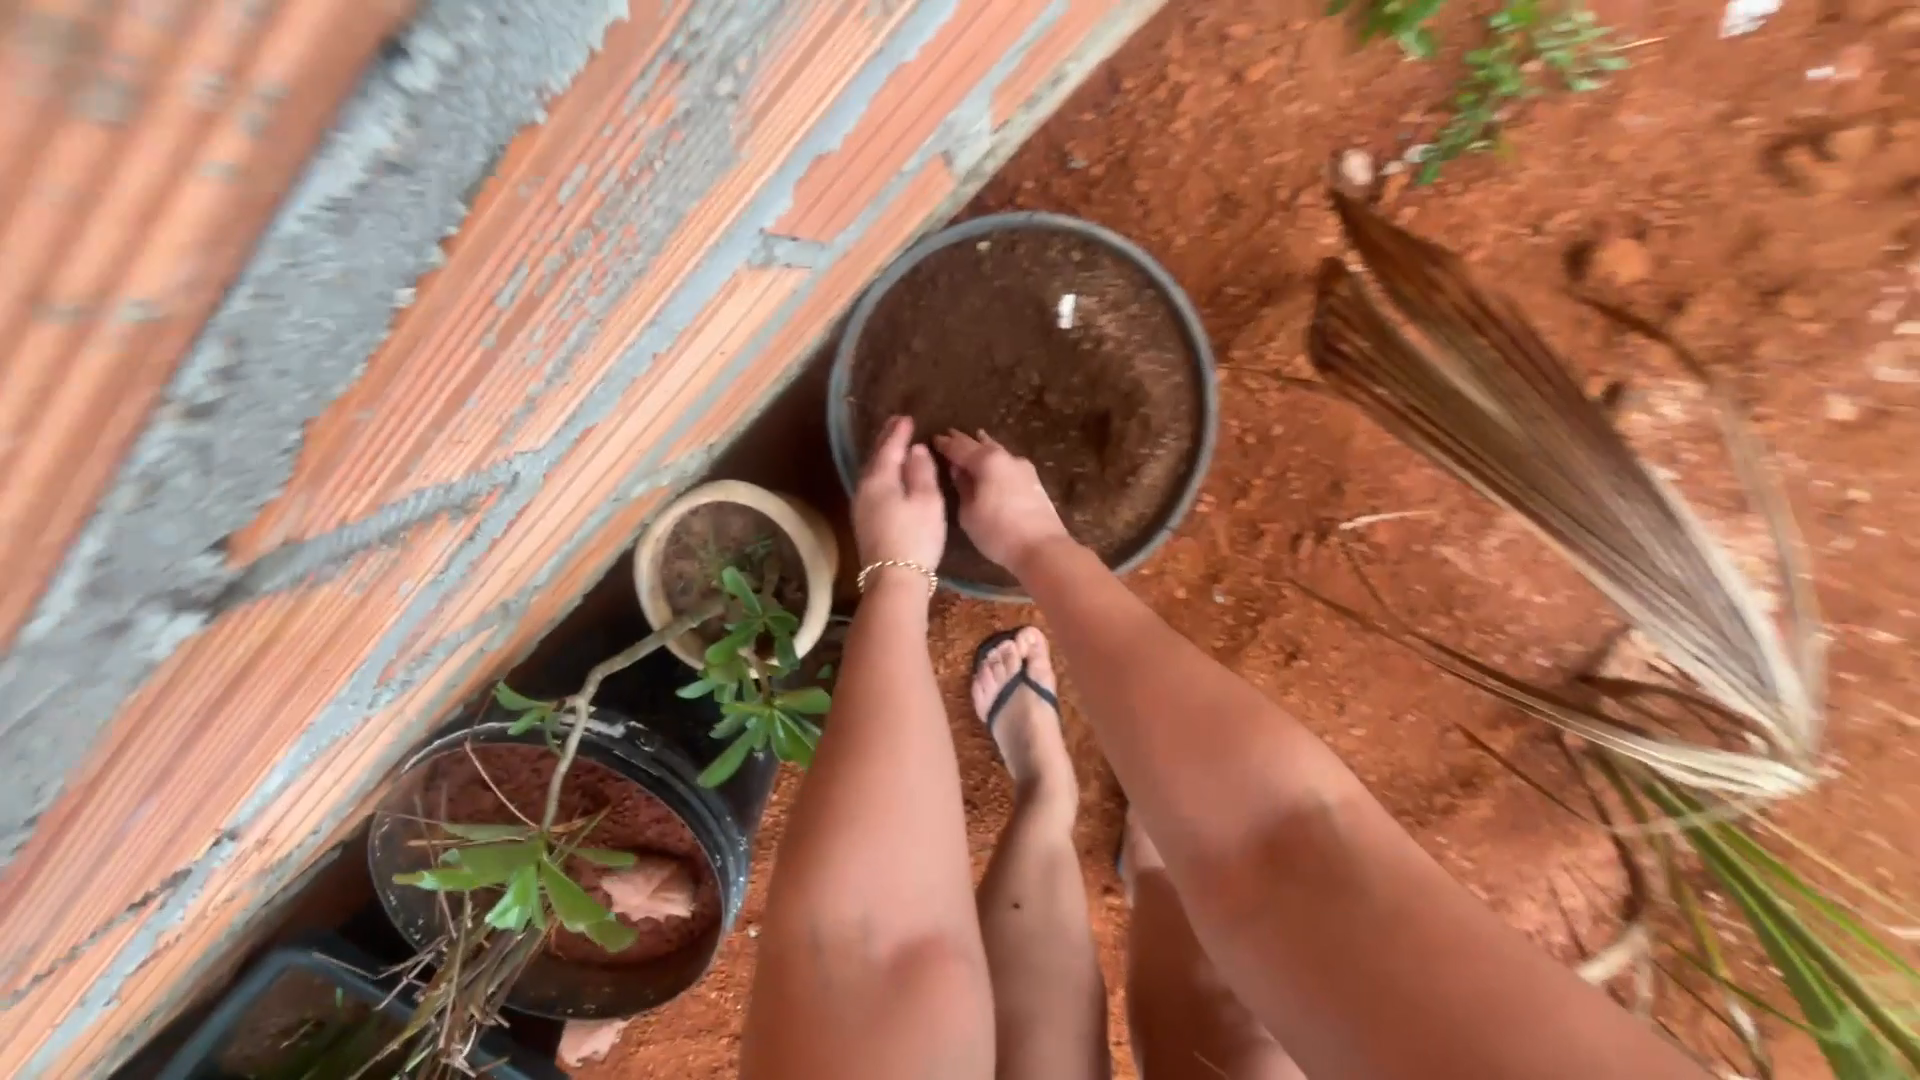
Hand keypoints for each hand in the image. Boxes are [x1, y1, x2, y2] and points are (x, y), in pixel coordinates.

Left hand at [853, 416, 945, 570]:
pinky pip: (872, 489)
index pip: (889, 448)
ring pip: (872, 474)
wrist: (893, 580)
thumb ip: (921, 472)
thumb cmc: (915, 537)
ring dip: (882, 458)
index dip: (898, 432)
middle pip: (875, 459)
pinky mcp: (864, 524)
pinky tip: (888, 479)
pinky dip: (881, 476)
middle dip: (886, 441)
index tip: (906, 418)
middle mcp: (864, 490)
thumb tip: (915, 450)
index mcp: (879, 479)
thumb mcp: (927, 501)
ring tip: (893, 447)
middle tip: (896, 425)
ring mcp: (861, 508)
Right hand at [930, 429, 1070, 571]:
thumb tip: (958, 470)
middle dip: (964, 440)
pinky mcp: (1034, 481)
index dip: (945, 444)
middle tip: (949, 434)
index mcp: (986, 461)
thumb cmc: (997, 532)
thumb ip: (962, 487)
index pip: (959, 447)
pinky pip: (1007, 463)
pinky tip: (994, 464)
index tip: (933, 438)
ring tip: (975, 440)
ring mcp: (1023, 468)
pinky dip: (996, 460)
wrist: (1042, 548)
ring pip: (997, 451)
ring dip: (983, 447)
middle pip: (980, 444)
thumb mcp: (969, 512)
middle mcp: (1005, 457)